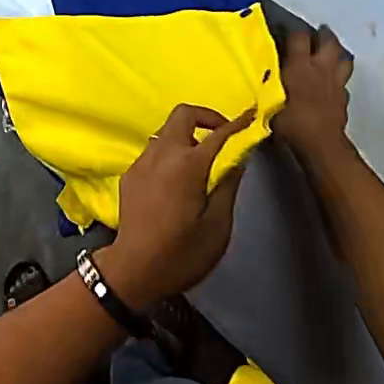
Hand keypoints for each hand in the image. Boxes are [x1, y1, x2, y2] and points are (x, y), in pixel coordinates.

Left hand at [97, 105, 252, 310]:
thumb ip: (228, 184)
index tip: (253, 117)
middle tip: (224, 136)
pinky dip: (171, 152)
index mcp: (186, 164)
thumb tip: (237, 156)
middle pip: (183, 115)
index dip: (238, 124)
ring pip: (167, 131)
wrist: (134, 268)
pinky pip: (154, 151)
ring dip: (187, 136)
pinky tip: (179, 179)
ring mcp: (142, 160)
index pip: (219, 133)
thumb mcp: (218, 224)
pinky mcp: (130, 172)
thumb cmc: (183, 252)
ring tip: (203, 161)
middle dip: (207, 118)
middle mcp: (161, 153)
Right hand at [273, 27, 352, 157]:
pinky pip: (343, 83)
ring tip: (332, 53)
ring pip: (344, 60)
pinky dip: (339, 79)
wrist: (320, 143)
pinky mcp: (344, 98)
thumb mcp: (269, 98)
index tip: (283, 27)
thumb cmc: (289, 120)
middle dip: (324, 35)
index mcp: (300, 65)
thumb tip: (260, 74)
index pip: (298, 37)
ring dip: (338, 54)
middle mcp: (320, 68)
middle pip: (329, 42)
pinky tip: (333, 83)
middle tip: (319, 32)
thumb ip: (268, 83)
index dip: (291, 30)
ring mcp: (336, 83)